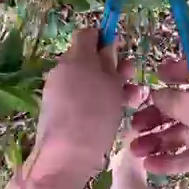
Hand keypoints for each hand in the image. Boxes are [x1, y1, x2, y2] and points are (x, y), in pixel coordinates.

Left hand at [32, 27, 135, 188]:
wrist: (68, 154)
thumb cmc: (95, 114)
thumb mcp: (112, 85)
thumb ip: (111, 64)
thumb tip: (108, 47)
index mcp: (76, 57)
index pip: (87, 35)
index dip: (104, 39)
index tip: (119, 51)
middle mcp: (63, 69)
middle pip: (88, 59)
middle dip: (111, 67)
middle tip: (130, 79)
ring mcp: (57, 90)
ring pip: (87, 81)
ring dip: (109, 86)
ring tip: (131, 101)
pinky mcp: (57, 110)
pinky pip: (80, 97)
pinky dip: (96, 101)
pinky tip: (114, 114)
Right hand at [128, 57, 188, 177]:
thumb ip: (177, 100)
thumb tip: (158, 93)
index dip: (178, 69)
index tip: (155, 76)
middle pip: (186, 104)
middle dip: (158, 115)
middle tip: (134, 125)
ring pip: (186, 132)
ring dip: (159, 139)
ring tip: (135, 150)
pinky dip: (172, 159)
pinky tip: (151, 166)